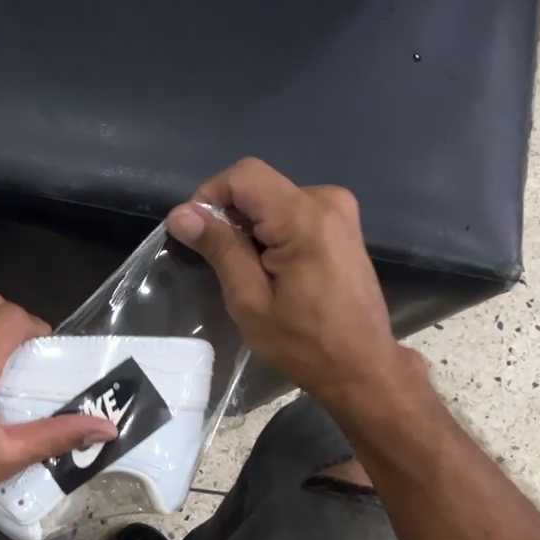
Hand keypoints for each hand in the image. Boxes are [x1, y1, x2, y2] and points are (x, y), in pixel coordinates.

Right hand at [166, 158, 404, 405]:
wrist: (359, 363)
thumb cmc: (302, 342)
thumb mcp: (249, 301)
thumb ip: (220, 249)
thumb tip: (180, 215)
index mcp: (305, 218)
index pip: (244, 176)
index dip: (209, 196)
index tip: (193, 234)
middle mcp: (326, 200)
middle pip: (257, 186)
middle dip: (227, 217)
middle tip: (216, 264)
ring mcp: (338, 210)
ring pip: (271, 200)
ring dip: (247, 229)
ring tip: (243, 273)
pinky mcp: (339, 224)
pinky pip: (289, 212)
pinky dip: (267, 234)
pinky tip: (267, 270)